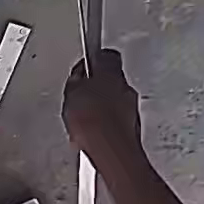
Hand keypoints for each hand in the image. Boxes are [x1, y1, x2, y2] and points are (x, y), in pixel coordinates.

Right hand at [63, 48, 141, 164]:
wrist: (109, 148)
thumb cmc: (93, 120)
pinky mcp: (132, 125)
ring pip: (116, 99)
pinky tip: (93, 131)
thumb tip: (78, 77)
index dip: (93, 60)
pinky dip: (108, 122)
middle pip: (112, 78)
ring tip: (85, 117)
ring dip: (103, 104)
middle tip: (82, 93)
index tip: (85, 66)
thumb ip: (76, 81)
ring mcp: (131, 106)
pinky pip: (118, 118)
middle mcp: (126, 86)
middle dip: (98, 85)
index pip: (105, 55)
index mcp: (111, 71)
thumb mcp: (71, 93)